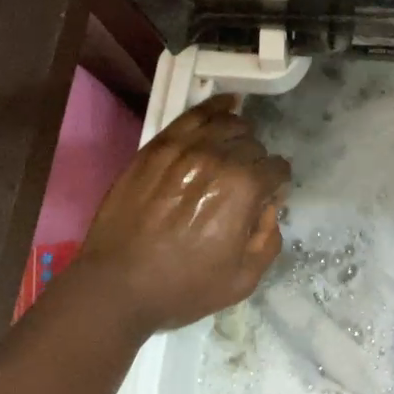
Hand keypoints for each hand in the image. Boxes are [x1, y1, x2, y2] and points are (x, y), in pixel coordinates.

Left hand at [76, 94, 290, 336]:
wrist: (117, 287)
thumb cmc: (182, 288)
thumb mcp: (242, 280)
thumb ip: (268, 239)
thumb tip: (270, 207)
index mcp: (244, 189)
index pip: (276, 169)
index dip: (276, 183)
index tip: (268, 195)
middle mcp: (219, 158)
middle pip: (252, 146)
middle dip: (255, 162)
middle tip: (244, 181)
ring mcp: (186, 147)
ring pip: (227, 124)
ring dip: (238, 135)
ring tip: (232, 148)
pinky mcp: (159, 146)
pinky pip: (194, 114)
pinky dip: (215, 106)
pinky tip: (226, 104)